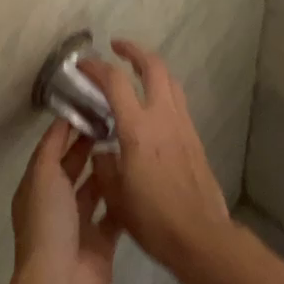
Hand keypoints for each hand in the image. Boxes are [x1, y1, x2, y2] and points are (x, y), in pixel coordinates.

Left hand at [7, 119, 119, 283]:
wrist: (63, 281)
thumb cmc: (49, 223)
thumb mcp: (43, 175)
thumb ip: (52, 145)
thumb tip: (63, 116)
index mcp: (36, 188)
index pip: (51, 151)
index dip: (67, 130)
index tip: (90, 106)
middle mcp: (56, 204)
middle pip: (73, 168)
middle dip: (90, 147)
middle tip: (114, 122)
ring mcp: (79, 224)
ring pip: (95, 190)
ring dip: (108, 172)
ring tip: (128, 145)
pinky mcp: (101, 241)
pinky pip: (114, 215)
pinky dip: (123, 200)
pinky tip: (137, 177)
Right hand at [78, 41, 234, 277]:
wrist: (199, 235)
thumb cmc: (153, 218)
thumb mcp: (115, 195)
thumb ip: (104, 165)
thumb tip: (102, 150)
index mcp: (138, 128)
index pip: (115, 82)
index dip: (97, 67)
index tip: (83, 64)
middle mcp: (163, 116)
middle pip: (153, 66)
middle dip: (133, 51)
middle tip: (117, 48)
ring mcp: (182, 124)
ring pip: (170, 80)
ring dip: (151, 68)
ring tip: (136, 71)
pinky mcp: (194, 137)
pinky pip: (177, 100)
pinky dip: (162, 90)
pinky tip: (152, 106)